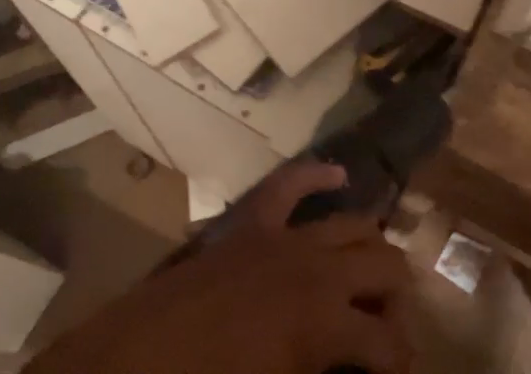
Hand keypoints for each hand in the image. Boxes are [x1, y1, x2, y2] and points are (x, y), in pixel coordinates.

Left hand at [33, 161, 413, 373]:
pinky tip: (337, 175)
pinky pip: (287, 184)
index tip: (396, 372)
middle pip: (386, 267)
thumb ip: (323, 372)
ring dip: (371, 248)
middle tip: (385, 332)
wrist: (130, 367)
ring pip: (352, 225)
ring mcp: (282, 239)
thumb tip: (343, 367)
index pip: (390, 342)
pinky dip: (315, 176)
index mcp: (325, 323)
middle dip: (397, 301)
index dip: (401, 360)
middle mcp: (315, 270)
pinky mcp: (249, 226)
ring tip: (376, 277)